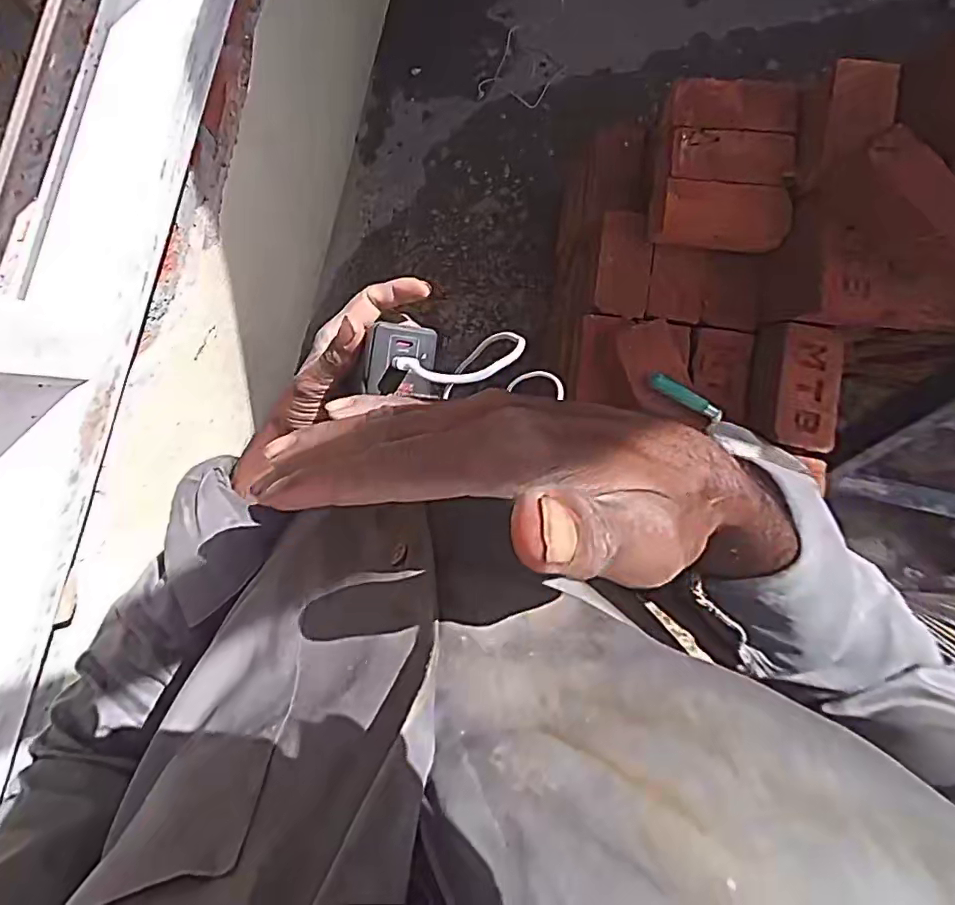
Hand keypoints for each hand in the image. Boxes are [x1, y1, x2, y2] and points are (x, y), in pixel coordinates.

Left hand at [231, 277, 432, 500]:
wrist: (290, 448)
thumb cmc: (290, 416)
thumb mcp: (309, 384)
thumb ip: (332, 355)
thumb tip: (350, 325)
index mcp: (336, 338)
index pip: (370, 301)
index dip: (396, 291)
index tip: (422, 290)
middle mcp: (352, 350)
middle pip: (392, 326)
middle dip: (410, 336)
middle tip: (415, 355)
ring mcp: (365, 370)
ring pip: (399, 354)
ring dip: (410, 364)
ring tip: (410, 378)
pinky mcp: (374, 390)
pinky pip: (399, 381)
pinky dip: (408, 385)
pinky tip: (407, 395)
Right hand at [249, 390, 798, 587]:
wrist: (696, 475)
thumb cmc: (659, 519)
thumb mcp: (637, 542)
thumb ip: (582, 535)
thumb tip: (527, 527)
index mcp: (506, 453)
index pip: (402, 468)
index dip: (339, 481)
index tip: (283, 491)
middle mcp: (484, 421)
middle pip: (383, 438)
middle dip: (317, 456)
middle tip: (259, 473)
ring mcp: (486, 413)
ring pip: (391, 422)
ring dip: (333, 437)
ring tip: (283, 450)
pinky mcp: (490, 416)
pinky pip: (413, 416)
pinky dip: (369, 421)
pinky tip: (346, 419)